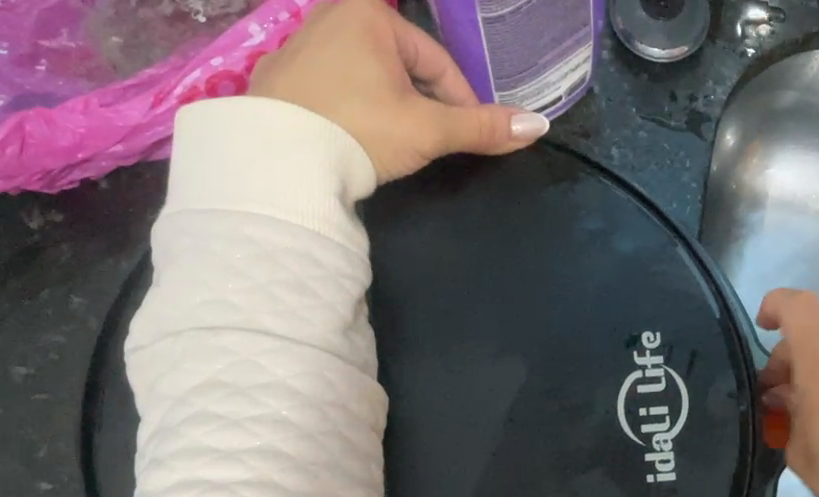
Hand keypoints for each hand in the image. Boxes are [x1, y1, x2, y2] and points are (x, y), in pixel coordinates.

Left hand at [249, 0, 549, 181]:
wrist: (280, 160)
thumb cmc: (360, 130)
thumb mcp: (429, 130)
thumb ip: (482, 127)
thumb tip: (539, 125)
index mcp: (371, 15)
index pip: (438, 62)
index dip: (462, 104)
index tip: (469, 139)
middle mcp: (334, 15)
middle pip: (404, 68)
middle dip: (425, 106)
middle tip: (433, 145)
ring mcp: (302, 44)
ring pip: (371, 79)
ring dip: (394, 110)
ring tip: (398, 147)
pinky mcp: (282, 77)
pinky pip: (338, 89)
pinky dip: (357, 112)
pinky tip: (359, 142)